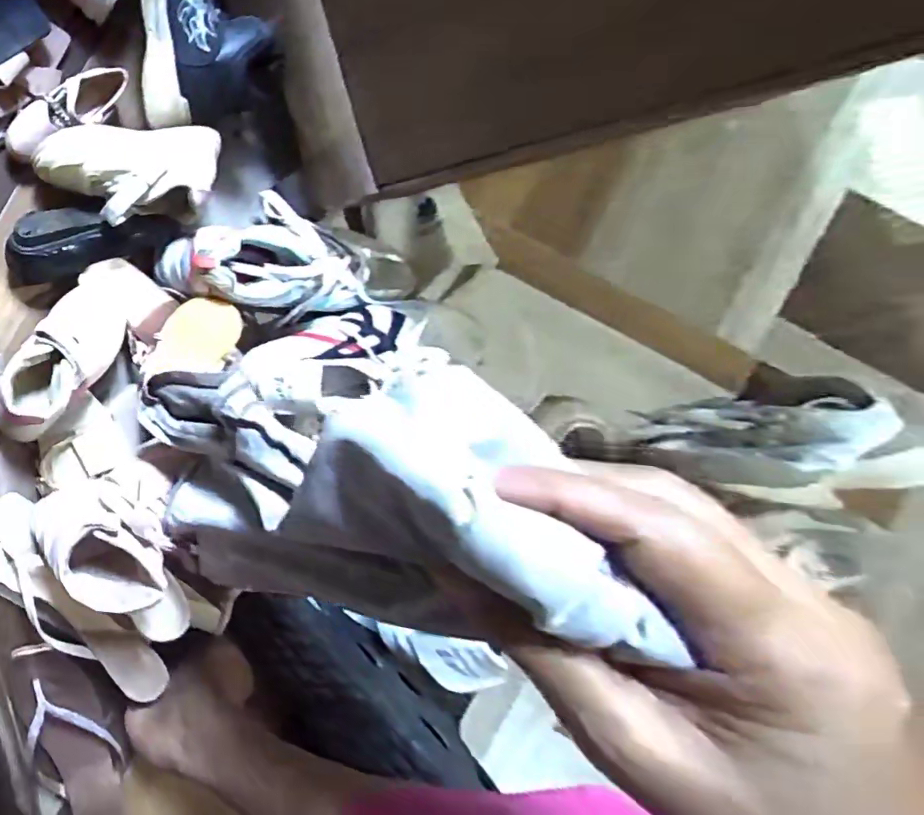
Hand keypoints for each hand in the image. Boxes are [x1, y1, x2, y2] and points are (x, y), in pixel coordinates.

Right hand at [493, 463, 918, 814]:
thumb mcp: (622, 741)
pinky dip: (621, 517)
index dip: (570, 494)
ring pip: (685, 508)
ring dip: (595, 494)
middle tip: (490, 486)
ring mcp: (812, 599)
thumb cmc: (727, 811)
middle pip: (677, 505)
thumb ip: (535, 647)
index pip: (667, 534)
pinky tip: (576, 531)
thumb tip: (448, 566)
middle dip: (573, 484)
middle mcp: (814, 605)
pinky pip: (694, 532)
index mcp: (786, 648)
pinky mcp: (790, 601)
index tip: (488, 481)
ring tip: (519, 500)